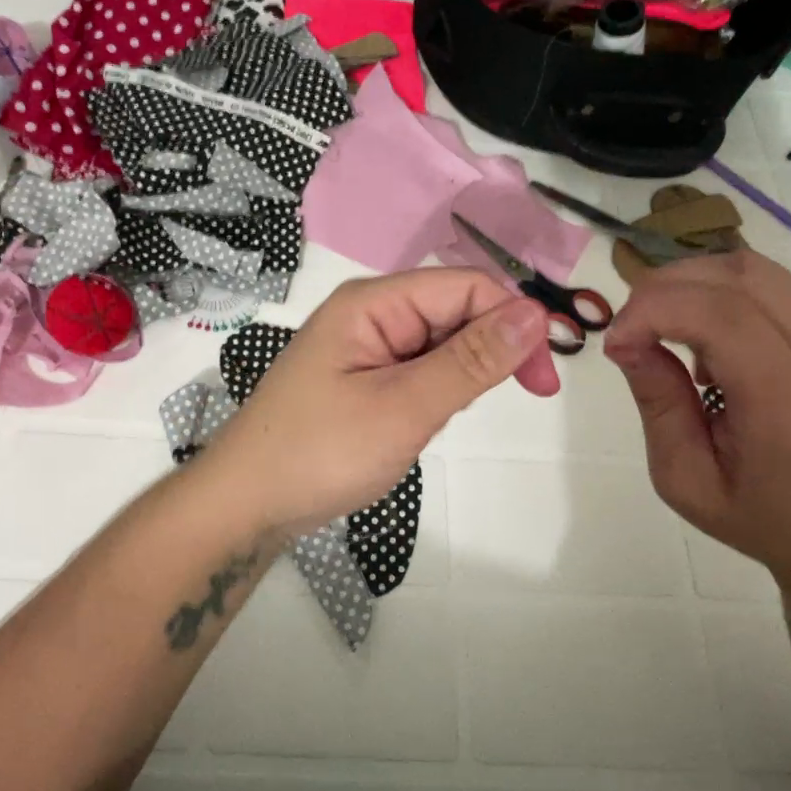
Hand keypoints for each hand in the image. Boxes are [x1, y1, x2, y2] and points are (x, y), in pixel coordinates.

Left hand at [200, 268, 560, 535]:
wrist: (246, 504)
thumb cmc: (320, 453)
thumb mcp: (403, 409)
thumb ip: (470, 361)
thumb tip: (535, 313)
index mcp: (373, 302)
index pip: (465, 286)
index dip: (513, 321)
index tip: (544, 378)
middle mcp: (370, 313)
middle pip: (454, 309)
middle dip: (490, 350)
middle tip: (510, 402)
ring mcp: (364, 347)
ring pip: (440, 342)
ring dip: (461, 375)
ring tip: (436, 420)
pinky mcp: (362, 378)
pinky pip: (418, 369)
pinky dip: (436, 392)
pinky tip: (423, 422)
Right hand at [602, 250, 790, 591]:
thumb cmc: (755, 515)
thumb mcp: (684, 478)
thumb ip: (657, 403)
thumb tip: (625, 340)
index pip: (724, 318)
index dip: (656, 310)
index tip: (616, 342)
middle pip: (739, 277)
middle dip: (666, 288)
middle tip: (630, 330)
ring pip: (753, 269)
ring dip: (691, 283)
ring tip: (660, 327)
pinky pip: (767, 285)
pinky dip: (717, 293)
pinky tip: (700, 337)